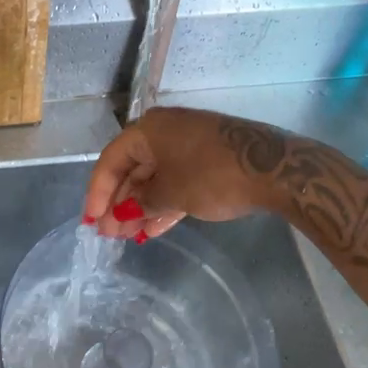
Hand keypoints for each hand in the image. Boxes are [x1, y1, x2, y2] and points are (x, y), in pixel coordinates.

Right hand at [83, 107, 276, 239]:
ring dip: (140, 208)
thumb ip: (141, 203)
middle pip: (132, 170)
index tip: (91, 222)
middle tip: (109, 235)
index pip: (111, 160)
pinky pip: (176, 182)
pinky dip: (164, 204)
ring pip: (155, 179)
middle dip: (119, 204)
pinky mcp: (209, 161)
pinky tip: (153, 230)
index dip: (98, 193)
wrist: (276, 169)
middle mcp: (165, 132)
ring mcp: (189, 146)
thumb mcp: (171, 193)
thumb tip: (122, 213)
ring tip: (128, 237)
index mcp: (149, 130)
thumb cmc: (212, 175)